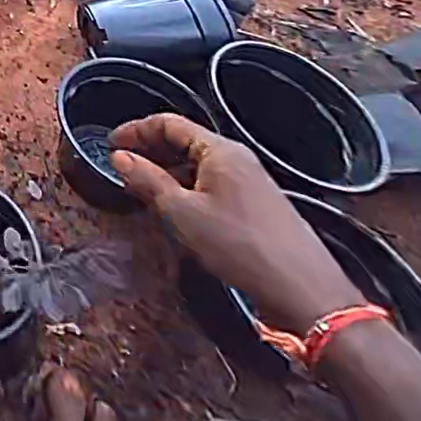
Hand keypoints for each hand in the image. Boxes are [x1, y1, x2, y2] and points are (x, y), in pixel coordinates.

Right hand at [109, 113, 363, 332]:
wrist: (309, 297)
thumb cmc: (241, 246)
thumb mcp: (182, 212)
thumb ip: (147, 180)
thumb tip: (119, 157)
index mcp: (219, 150)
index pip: (168, 122)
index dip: (135, 130)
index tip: (111, 145)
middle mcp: (237, 159)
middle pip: (184, 140)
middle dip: (149, 149)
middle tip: (123, 166)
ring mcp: (251, 182)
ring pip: (197, 164)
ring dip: (167, 170)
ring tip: (144, 189)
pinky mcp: (258, 206)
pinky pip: (212, 183)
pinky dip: (187, 187)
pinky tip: (178, 209)